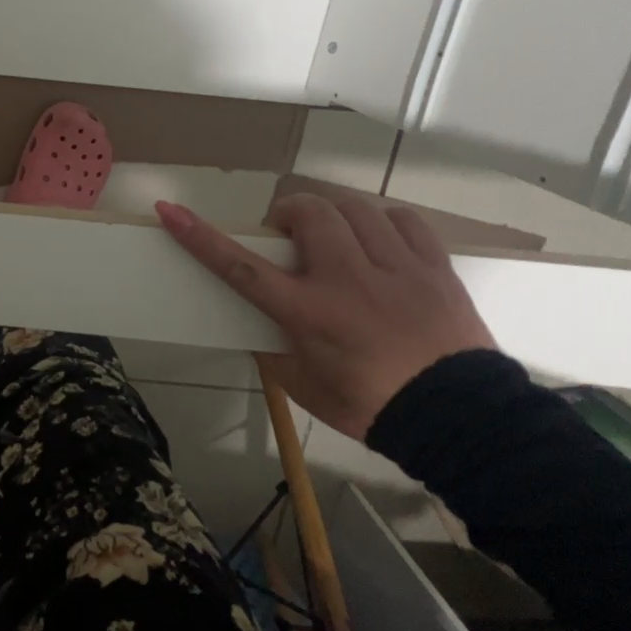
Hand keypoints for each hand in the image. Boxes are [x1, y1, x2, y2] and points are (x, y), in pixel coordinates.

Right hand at [156, 193, 497, 440]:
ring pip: (354, 209)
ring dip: (333, 214)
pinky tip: (379, 240)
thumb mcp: (302, 385)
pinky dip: (382, 222)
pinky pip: (404, 221)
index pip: (240, 266)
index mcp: (308, 313)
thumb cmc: (370, 407)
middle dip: (288, 212)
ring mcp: (396, 270)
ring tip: (335, 237)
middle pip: (308, 213)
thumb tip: (258, 320)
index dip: (199, 236)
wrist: (462, 421)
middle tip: (290, 236)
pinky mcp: (435, 269)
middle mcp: (348, 281)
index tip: (168, 210)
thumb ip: (273, 347)